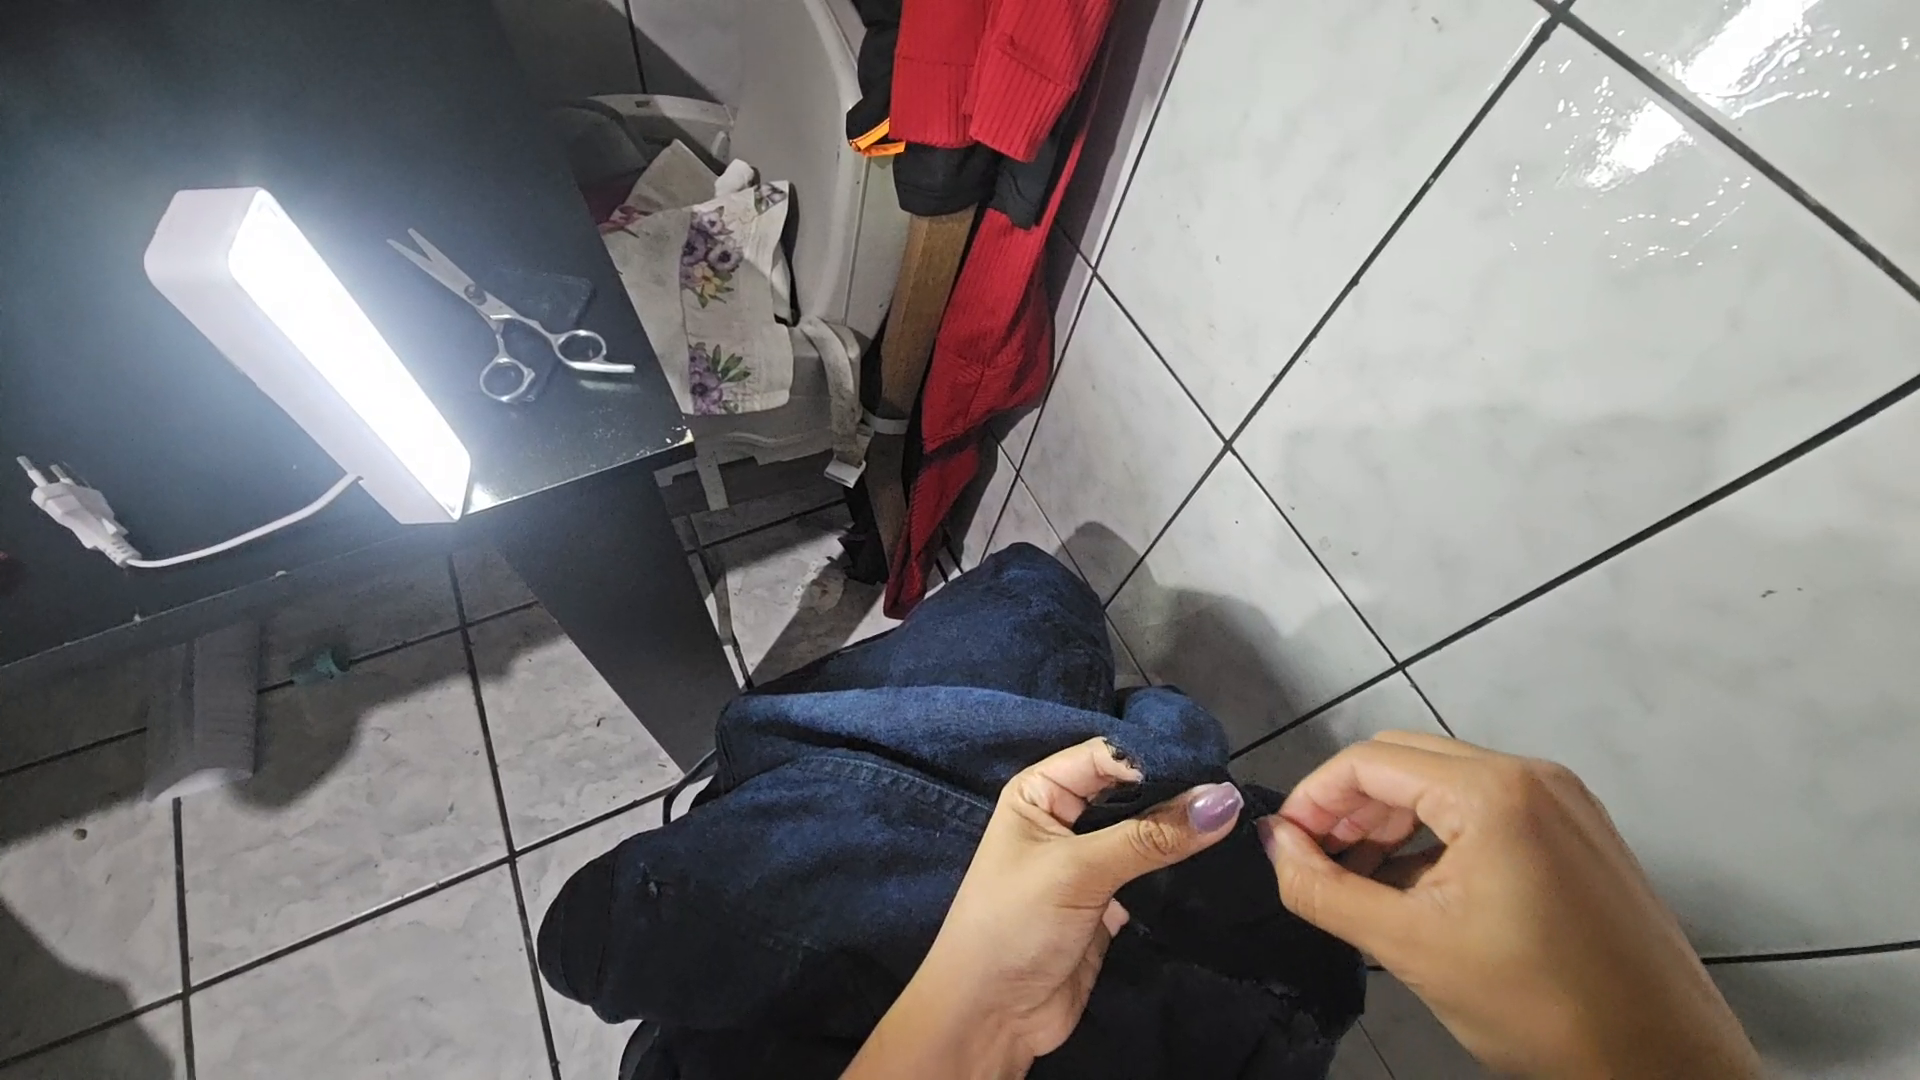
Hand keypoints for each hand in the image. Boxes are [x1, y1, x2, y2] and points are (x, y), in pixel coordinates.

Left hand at [844, 738, 1244, 1078]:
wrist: (992, 1015)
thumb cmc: (1016, 922)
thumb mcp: (1077, 871)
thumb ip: (1149, 837)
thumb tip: (1222, 800)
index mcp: (1040, 790)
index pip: (1105, 756)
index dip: (1153, 760)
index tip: (1209, 769)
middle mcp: (1064, 815)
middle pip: (1128, 791)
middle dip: (1173, 794)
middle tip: (1233, 797)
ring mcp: (1088, 858)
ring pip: (1143, 830)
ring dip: (1179, 831)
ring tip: (1236, 824)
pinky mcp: (1109, 898)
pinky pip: (1149, 870)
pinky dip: (1177, 867)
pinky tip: (1215, 858)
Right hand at [1258, 731, 1760, 1078]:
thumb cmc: (1538, 1009)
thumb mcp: (1408, 947)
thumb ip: (1319, 886)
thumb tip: (1271, 839)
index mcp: (1492, 790)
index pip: (1367, 762)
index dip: (1313, 798)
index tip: (1288, 846)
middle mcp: (1529, 773)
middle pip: (1400, 761)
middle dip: (1347, 806)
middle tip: (1319, 859)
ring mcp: (1560, 798)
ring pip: (1437, 780)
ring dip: (1386, 818)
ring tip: (1358, 874)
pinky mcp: (1577, 828)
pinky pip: (1478, 805)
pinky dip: (1432, 832)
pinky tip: (1413, 881)